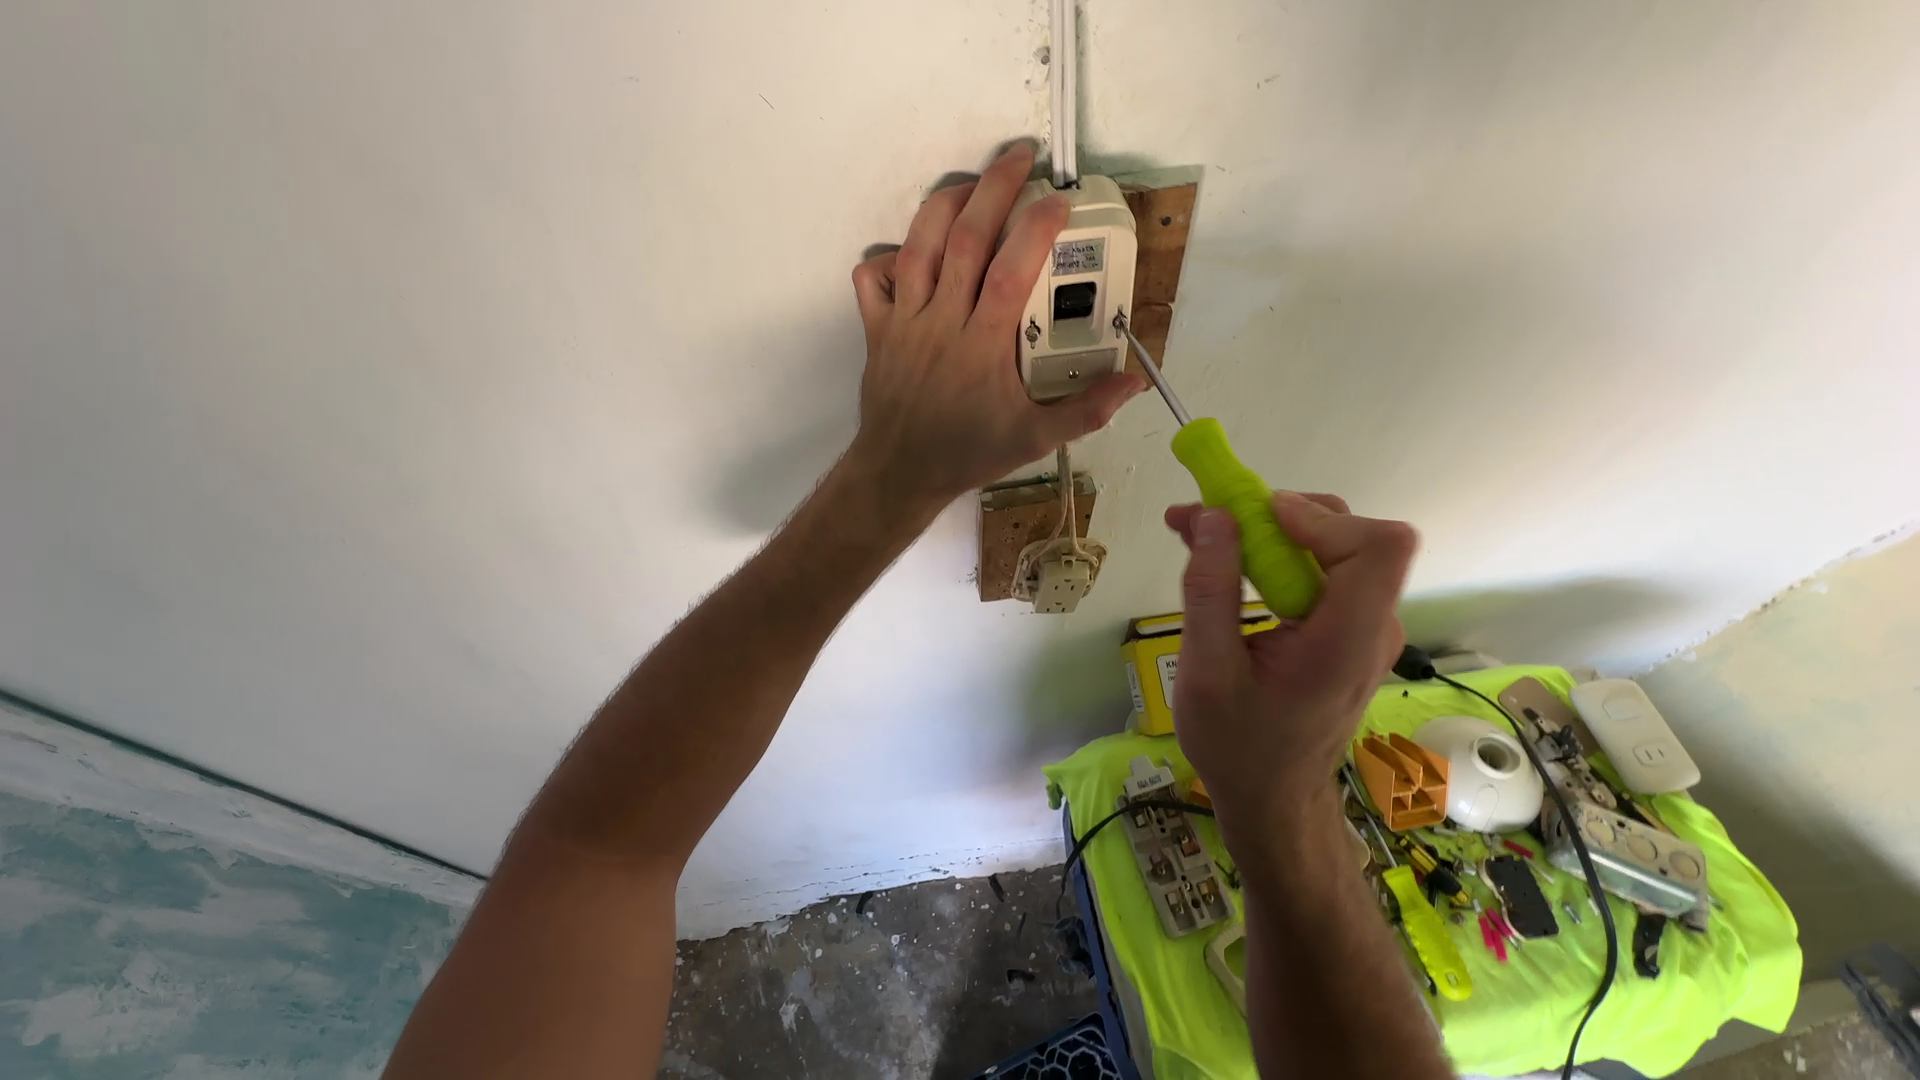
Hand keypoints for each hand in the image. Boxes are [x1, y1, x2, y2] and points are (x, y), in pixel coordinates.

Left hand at [845, 143, 1145, 513]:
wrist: (899, 473)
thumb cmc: (967, 454)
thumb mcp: (1034, 439)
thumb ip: (1086, 410)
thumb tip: (1135, 382)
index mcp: (982, 344)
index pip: (1011, 270)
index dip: (1037, 228)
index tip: (1060, 200)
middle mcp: (941, 322)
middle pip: (964, 240)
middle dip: (993, 188)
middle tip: (1019, 155)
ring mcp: (904, 322)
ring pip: (918, 246)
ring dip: (944, 205)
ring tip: (972, 182)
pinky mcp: (877, 330)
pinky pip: (873, 281)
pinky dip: (887, 257)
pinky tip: (910, 249)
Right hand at [1165, 494, 1416, 837]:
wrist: (1272, 799)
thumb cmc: (1236, 745)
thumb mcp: (1207, 670)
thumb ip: (1211, 590)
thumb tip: (1214, 516)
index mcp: (1348, 639)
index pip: (1378, 546)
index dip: (1320, 517)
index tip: (1254, 517)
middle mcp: (1373, 627)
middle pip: (1356, 536)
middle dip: (1282, 515)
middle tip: (1212, 521)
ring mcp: (1366, 629)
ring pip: (1337, 548)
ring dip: (1273, 533)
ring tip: (1205, 538)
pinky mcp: (1349, 633)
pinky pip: (1324, 574)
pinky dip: (1277, 558)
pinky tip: (1230, 569)